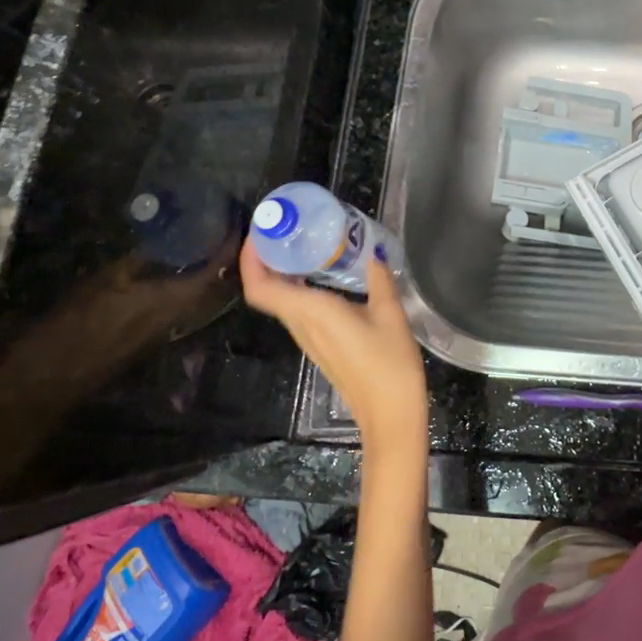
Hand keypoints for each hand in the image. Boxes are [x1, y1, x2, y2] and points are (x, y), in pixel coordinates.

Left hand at [239, 238, 427, 453]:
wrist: (389, 412)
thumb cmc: (390, 363)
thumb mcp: (391, 314)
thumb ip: (379, 280)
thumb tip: (374, 252)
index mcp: (312, 313)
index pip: (261, 288)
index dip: (250, 259)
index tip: (260, 232)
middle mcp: (302, 325)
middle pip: (266, 291)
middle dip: (266, 258)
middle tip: (284, 228)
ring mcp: (308, 338)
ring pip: (281, 301)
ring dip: (282, 273)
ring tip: (304, 243)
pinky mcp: (318, 345)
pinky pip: (297, 310)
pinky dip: (299, 287)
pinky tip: (323, 274)